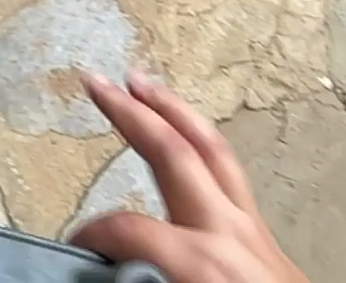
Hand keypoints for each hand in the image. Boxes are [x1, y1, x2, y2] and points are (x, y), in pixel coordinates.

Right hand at [72, 72, 308, 282]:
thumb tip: (110, 275)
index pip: (131, 230)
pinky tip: (185, 135)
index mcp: (206, 267)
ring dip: (171, 109)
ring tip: (142, 83)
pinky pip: (229, 170)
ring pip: (210, 147)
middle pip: (173, 152)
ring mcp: (255, 231)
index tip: (77, 242)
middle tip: (97, 83)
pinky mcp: (269, 239)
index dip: (94, 234)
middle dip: (132, 112)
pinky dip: (200, 141)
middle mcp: (231, 235)